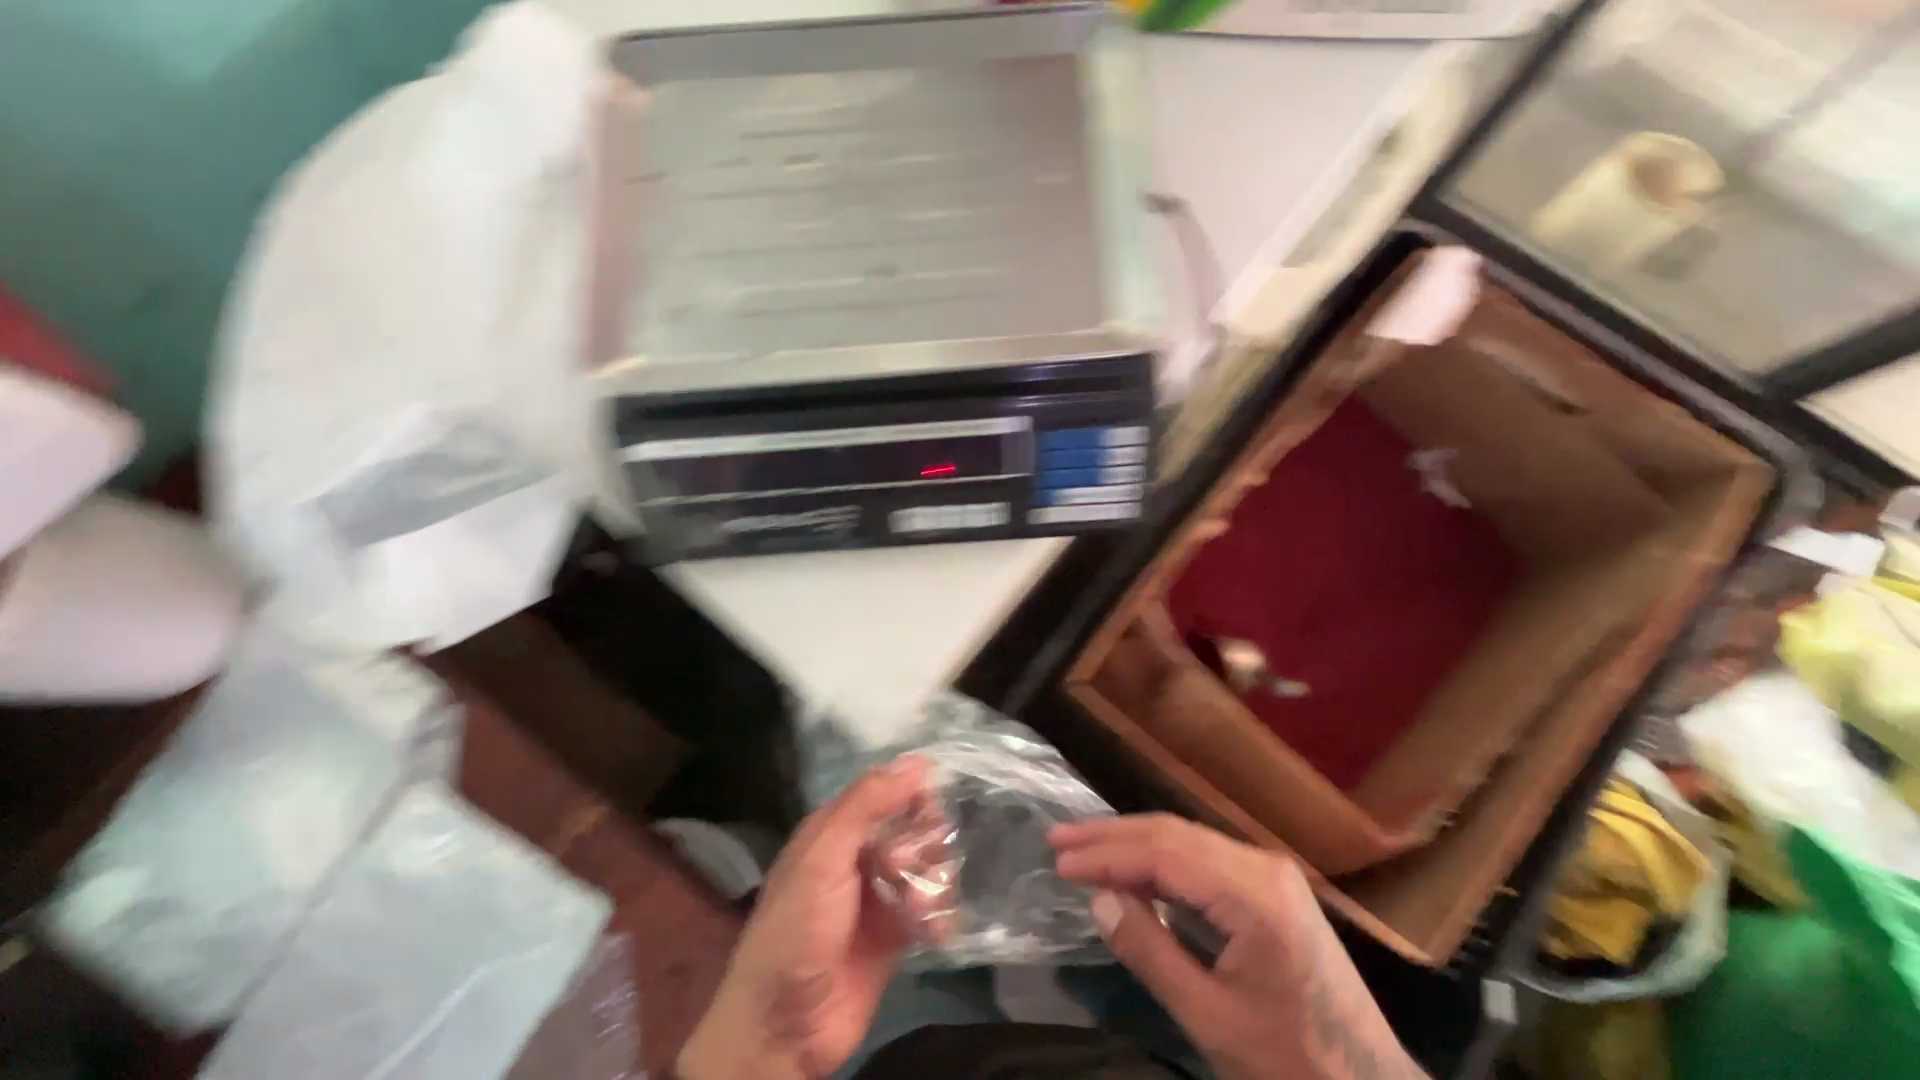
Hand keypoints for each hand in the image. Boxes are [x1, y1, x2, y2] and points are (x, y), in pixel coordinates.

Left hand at [679, 757, 929, 1079]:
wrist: (783, 1026)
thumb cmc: (796, 929)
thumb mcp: (824, 857)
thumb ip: (866, 805)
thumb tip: (918, 762)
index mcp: (832, 832)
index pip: (882, 792)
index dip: (911, 793)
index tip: (931, 804)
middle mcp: (856, 858)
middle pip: (911, 828)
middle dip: (925, 842)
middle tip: (915, 865)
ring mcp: (877, 898)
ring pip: (926, 868)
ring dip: (934, 882)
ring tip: (921, 909)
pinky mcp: (894, 937)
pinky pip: (931, 911)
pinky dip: (939, 917)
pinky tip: (935, 933)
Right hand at [1051, 815, 1425, 1079]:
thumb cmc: (1289, 1062)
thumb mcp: (1210, 1017)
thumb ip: (1151, 953)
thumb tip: (1099, 899)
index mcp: (1253, 894)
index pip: (1164, 854)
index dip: (1107, 855)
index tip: (1059, 862)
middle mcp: (1264, 866)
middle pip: (1175, 834)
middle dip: (1113, 835)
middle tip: (1058, 838)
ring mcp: (1273, 875)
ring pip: (1189, 840)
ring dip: (1134, 843)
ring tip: (1084, 847)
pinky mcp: (1274, 891)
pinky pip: (1206, 859)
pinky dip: (1162, 860)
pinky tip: (1134, 870)